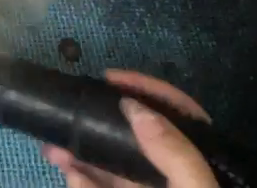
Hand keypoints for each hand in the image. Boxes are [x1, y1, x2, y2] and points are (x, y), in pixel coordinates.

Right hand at [43, 70, 216, 187]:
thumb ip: (176, 156)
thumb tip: (135, 109)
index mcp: (204, 166)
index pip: (178, 113)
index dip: (146, 89)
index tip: (110, 78)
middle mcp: (175, 177)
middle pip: (137, 138)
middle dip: (98, 122)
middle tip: (68, 111)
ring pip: (116, 168)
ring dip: (81, 153)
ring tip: (52, 148)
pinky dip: (84, 183)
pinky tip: (69, 175)